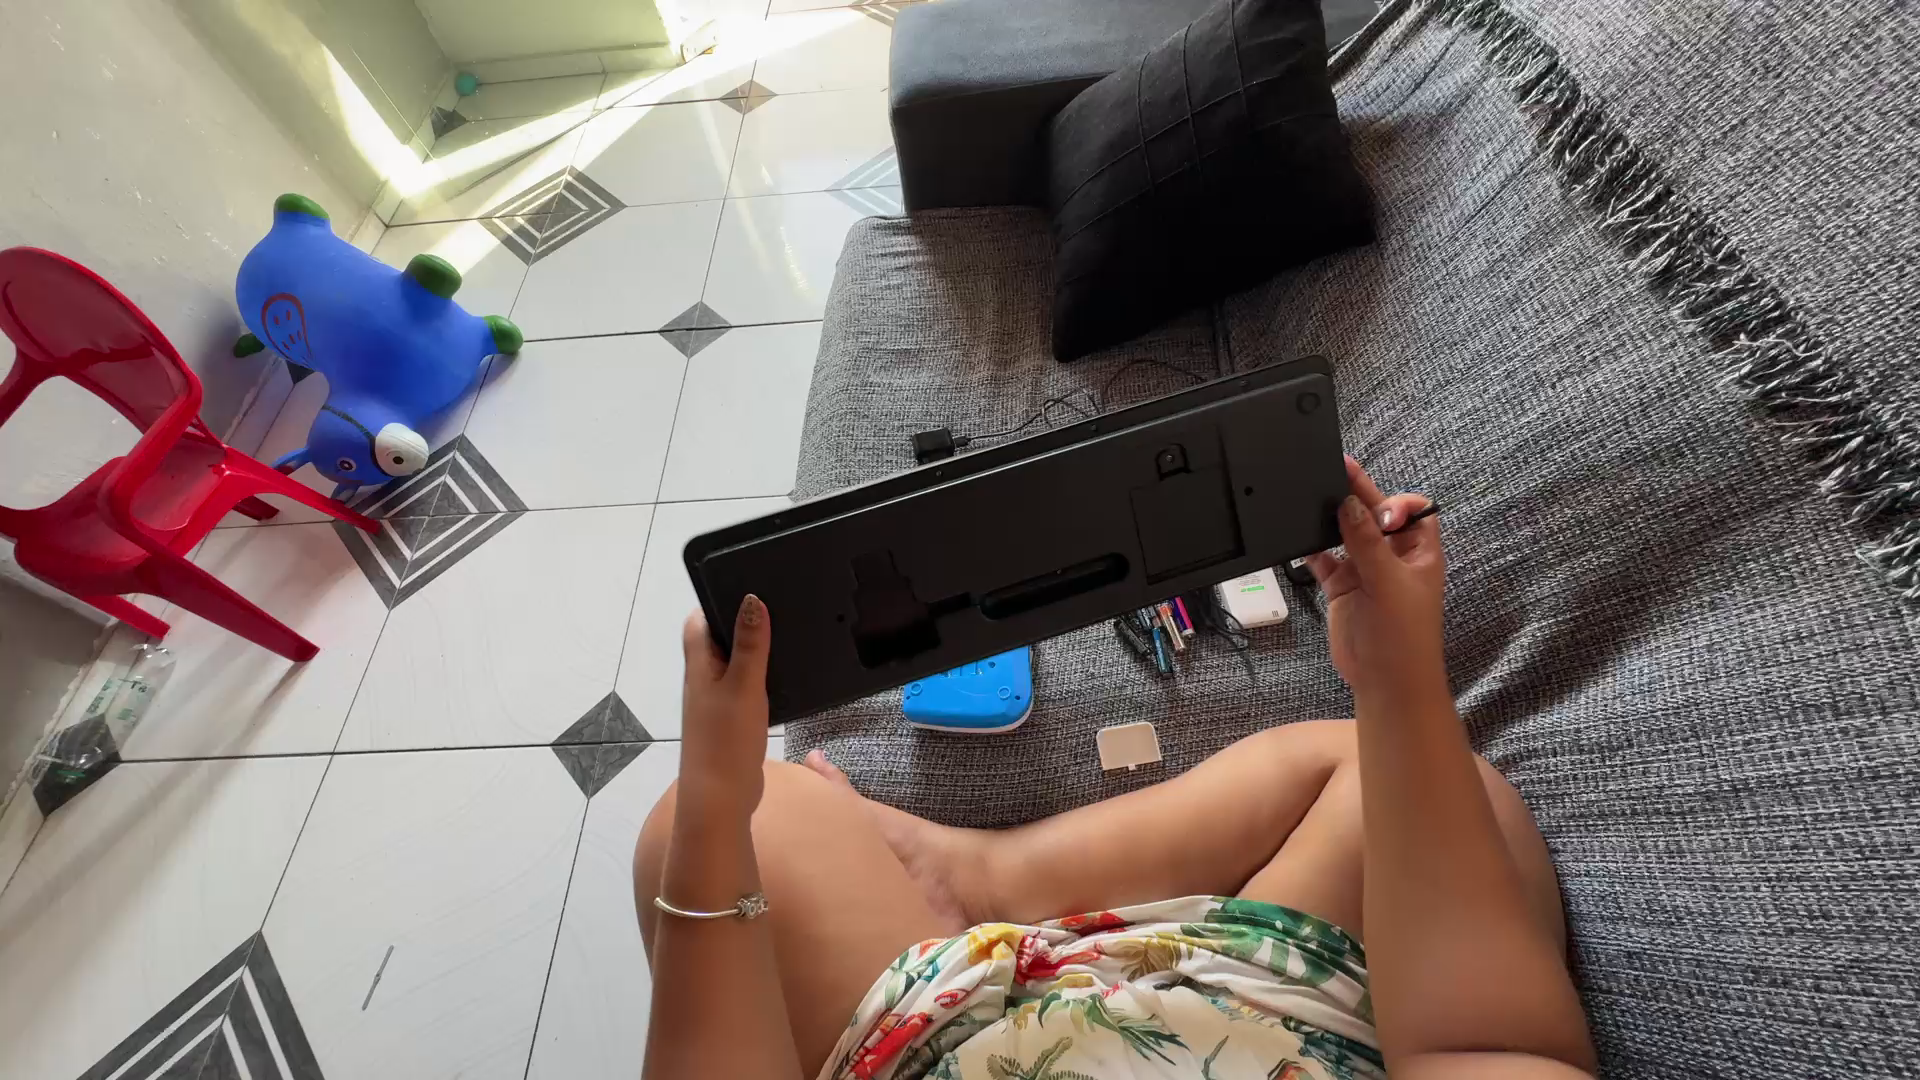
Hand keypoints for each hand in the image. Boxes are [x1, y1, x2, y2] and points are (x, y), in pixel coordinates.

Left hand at [678, 595, 771, 818]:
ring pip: (735, 663)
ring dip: (755, 649)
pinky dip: (763, 675)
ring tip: (789, 633)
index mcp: (700, 667)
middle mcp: (705, 680)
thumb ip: (749, 644)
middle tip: (778, 604)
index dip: (717, 600)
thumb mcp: (742, 686)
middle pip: (718, 640)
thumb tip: (751, 598)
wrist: (721, 801)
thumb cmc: (726, 740)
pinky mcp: (734, 721)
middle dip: (741, 621)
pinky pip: (748, 686)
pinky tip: (786, 675)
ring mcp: (718, 702)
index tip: (747, 583)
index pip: (699, 622)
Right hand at [1305, 457, 1447, 708]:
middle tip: (1333, 469)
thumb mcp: (1389, 583)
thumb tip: (1349, 503)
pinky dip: (1309, 548)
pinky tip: (1295, 537)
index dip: (1395, 503)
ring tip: (1309, 496)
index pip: (1412, 511)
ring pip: (1345, 533)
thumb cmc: (1403, 635)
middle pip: (1373, 515)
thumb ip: (1367, 542)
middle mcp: (1392, 557)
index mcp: (1419, 553)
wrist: (1384, 680)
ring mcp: (1364, 571)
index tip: (1374, 509)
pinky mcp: (1340, 586)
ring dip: (1330, 519)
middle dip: (1357, 496)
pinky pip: (1322, 559)